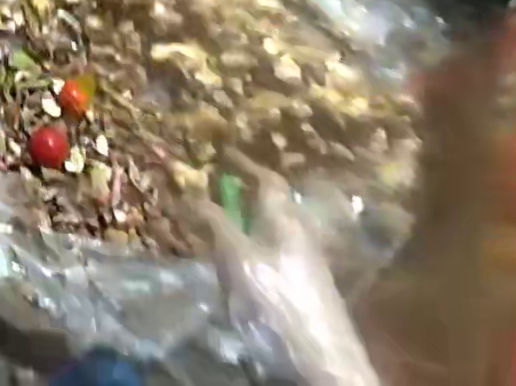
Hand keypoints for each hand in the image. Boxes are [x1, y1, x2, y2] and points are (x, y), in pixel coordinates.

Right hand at [201, 162, 377, 385]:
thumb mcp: (238, 257)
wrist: (326, 366)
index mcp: (286, 221)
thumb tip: (190, 194)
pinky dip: (249, 253)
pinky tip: (234, 272)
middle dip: (240, 200)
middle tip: (211, 196)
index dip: (246, 164)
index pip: (269, 180)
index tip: (223, 152)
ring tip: (214, 239)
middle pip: (269, 207)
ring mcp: (305, 265)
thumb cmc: (279, 302)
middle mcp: (300, 236)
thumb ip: (215, 222)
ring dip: (242, 230)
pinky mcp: (304, 291)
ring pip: (268, 234)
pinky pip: (270, 258)